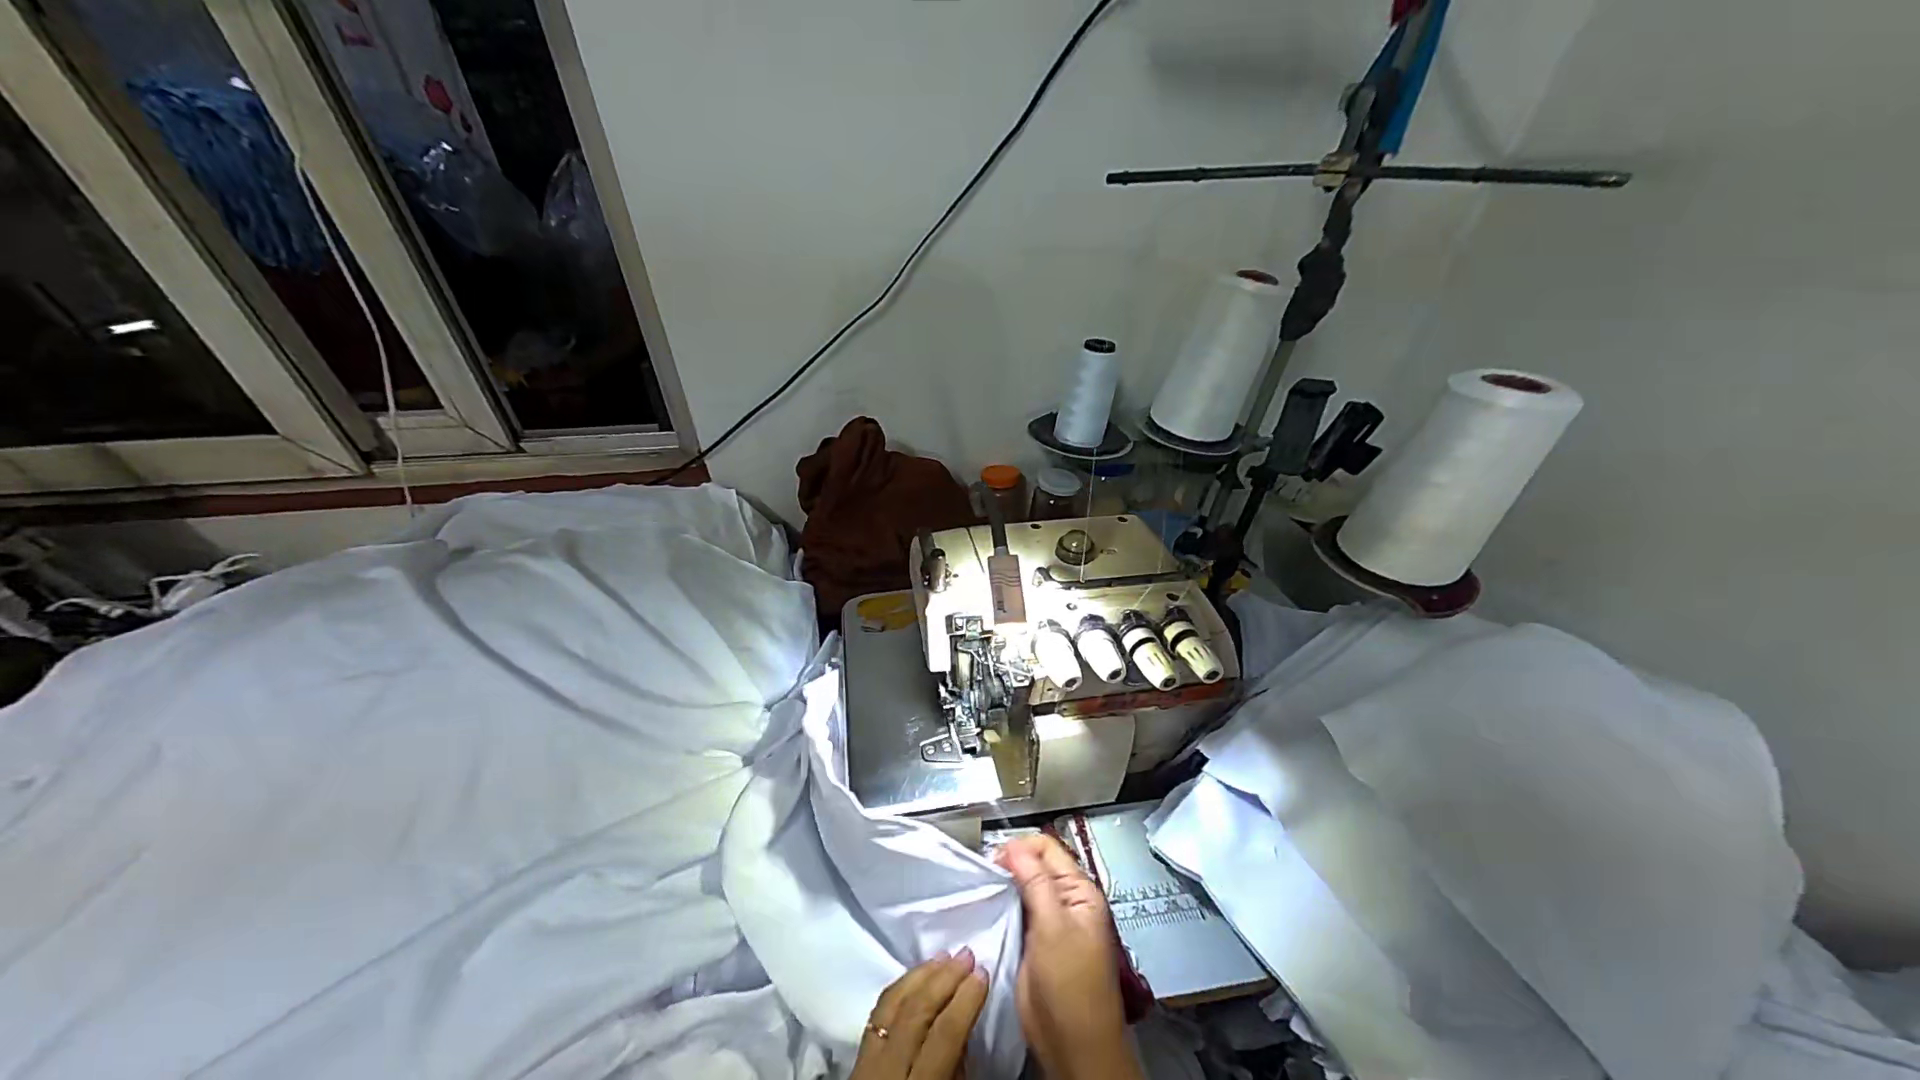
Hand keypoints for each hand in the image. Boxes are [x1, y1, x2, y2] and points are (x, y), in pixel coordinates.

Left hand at [849, 948, 988, 1079]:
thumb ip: (958, 1071)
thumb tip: (966, 1028)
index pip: (943, 1037)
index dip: (964, 1002)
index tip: (982, 973)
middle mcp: (886, 1074)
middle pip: (915, 1014)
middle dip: (944, 980)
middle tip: (967, 955)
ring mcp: (865, 1064)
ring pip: (891, 1006)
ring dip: (920, 976)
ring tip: (945, 958)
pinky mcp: (855, 1059)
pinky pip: (877, 1013)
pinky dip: (899, 989)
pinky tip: (916, 977)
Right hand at [996, 835, 1142, 1079]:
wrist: (1072, 1043)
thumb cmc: (1070, 984)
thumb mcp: (1053, 926)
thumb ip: (1035, 882)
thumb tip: (1013, 845)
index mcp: (1079, 891)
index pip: (1048, 849)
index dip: (1021, 847)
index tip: (993, 859)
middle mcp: (1066, 900)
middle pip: (1034, 865)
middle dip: (1010, 863)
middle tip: (985, 874)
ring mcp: (1049, 921)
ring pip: (1023, 886)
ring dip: (1004, 883)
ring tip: (983, 888)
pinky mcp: (1032, 940)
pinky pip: (1016, 909)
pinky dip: (1002, 903)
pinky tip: (987, 905)